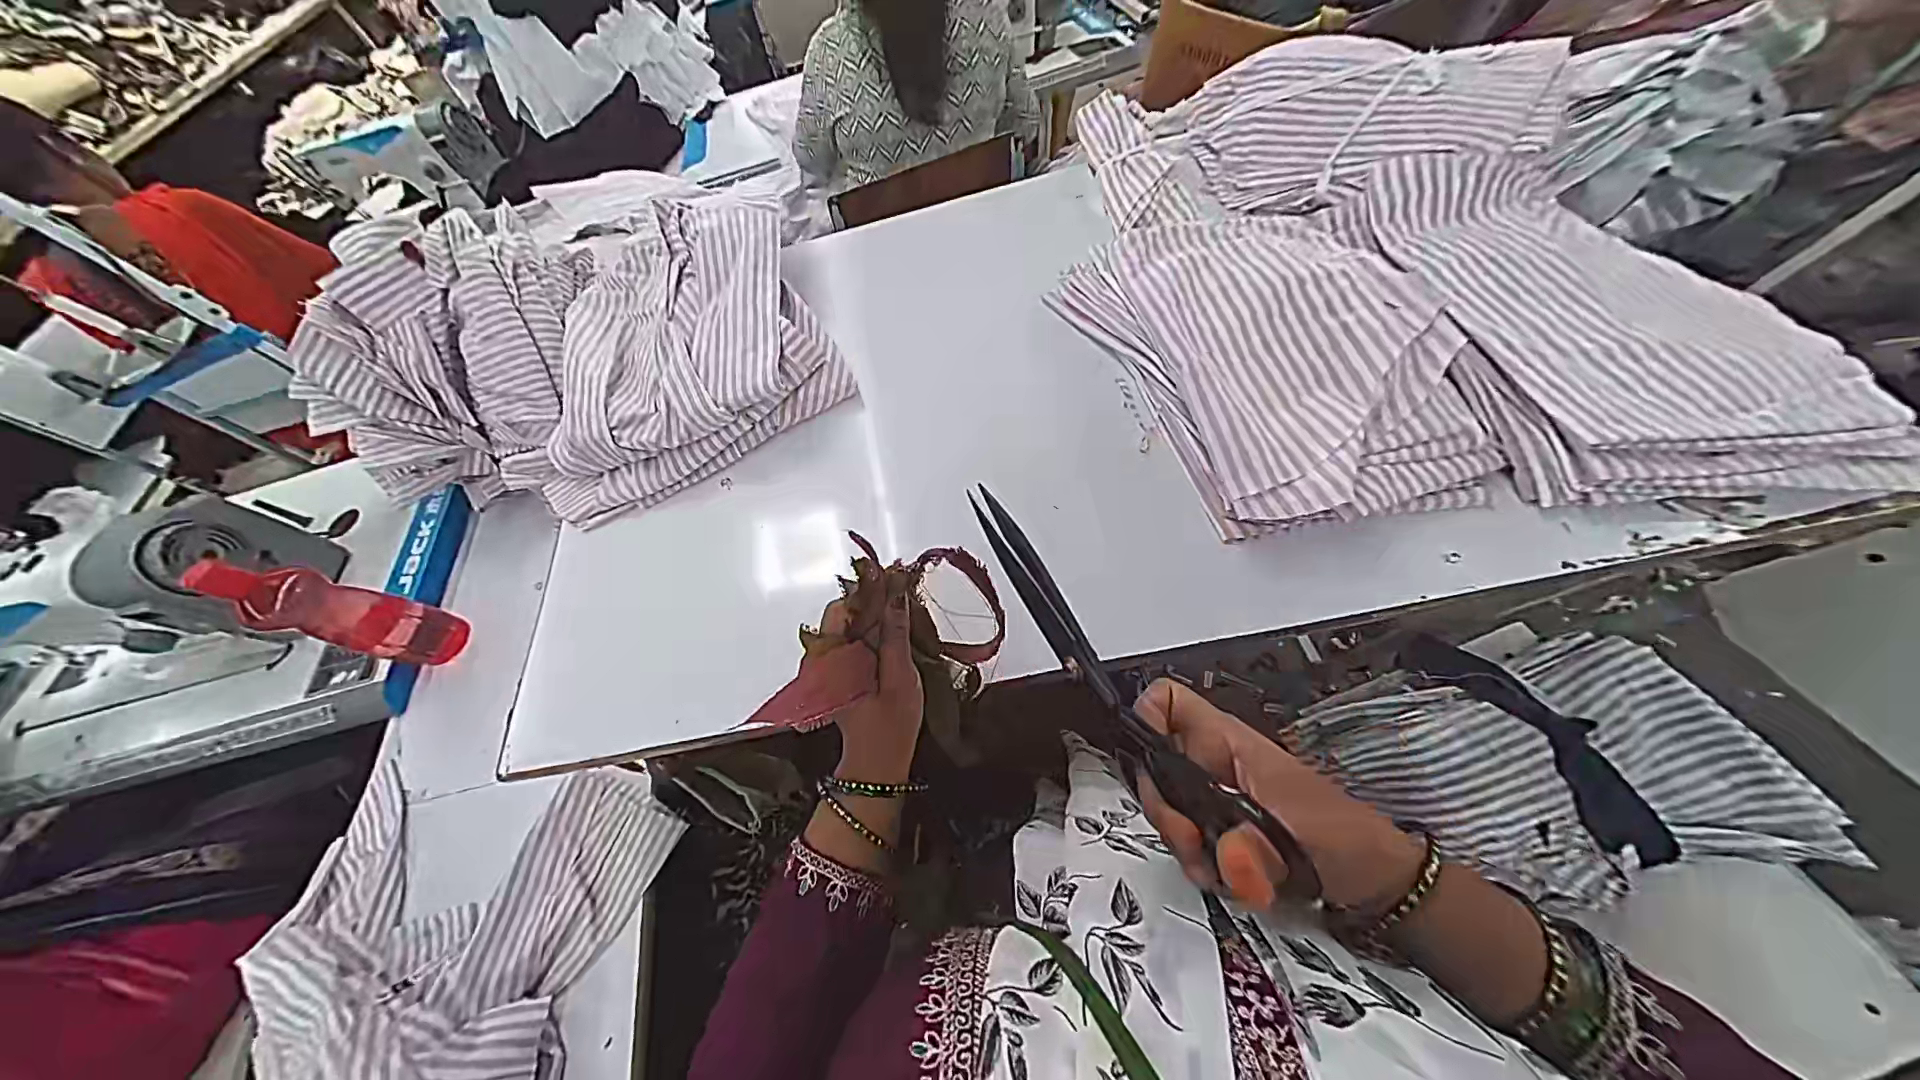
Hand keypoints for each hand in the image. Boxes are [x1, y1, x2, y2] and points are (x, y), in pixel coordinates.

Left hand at [816, 574, 922, 779]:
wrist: (876, 765)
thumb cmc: (891, 726)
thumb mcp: (901, 679)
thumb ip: (896, 637)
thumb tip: (896, 597)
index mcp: (833, 658)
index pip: (844, 608)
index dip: (869, 590)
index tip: (896, 578)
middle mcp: (824, 657)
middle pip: (845, 612)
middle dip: (874, 599)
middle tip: (904, 592)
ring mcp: (830, 663)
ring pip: (850, 624)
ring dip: (875, 612)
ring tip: (904, 607)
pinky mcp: (839, 670)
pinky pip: (854, 639)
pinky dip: (873, 629)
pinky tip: (895, 629)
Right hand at [1132, 679, 1424, 911]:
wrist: (1372, 879)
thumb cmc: (1346, 834)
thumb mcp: (1302, 831)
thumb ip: (1256, 842)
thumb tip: (1223, 854)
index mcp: (1228, 741)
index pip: (1167, 701)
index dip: (1145, 721)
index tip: (1151, 769)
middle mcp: (1212, 761)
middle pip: (1153, 765)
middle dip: (1166, 811)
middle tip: (1193, 840)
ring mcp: (1211, 794)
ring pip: (1165, 807)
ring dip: (1184, 846)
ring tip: (1219, 868)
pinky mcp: (1215, 827)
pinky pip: (1183, 839)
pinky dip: (1198, 864)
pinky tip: (1226, 877)